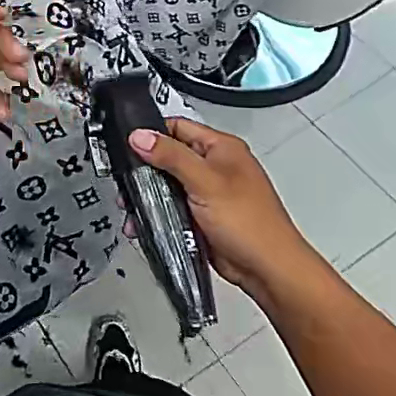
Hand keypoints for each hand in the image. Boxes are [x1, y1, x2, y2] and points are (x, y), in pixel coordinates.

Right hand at [127, 118, 319, 298]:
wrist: (265, 268)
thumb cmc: (252, 224)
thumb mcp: (205, 181)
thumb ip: (171, 156)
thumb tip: (142, 136)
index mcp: (222, 148)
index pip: (179, 127)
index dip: (153, 133)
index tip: (131, 146)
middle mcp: (215, 167)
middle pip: (169, 157)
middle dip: (146, 170)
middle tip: (130, 181)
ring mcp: (208, 193)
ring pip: (167, 185)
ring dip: (149, 195)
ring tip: (134, 206)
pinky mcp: (201, 216)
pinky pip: (172, 208)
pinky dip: (157, 214)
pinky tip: (146, 223)